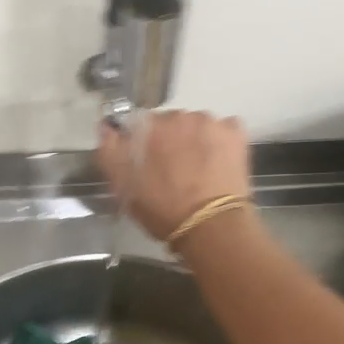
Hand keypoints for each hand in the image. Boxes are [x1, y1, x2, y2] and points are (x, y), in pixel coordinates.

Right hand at [97, 110, 251, 241]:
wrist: (211, 227)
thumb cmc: (163, 210)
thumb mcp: (125, 187)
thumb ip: (110, 153)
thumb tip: (107, 128)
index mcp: (152, 126)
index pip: (141, 124)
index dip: (143, 144)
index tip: (147, 164)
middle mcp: (182, 116)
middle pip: (172, 123)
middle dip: (171, 141)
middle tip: (174, 170)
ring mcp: (213, 123)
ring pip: (198, 126)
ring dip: (196, 141)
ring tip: (198, 169)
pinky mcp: (236, 135)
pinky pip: (224, 130)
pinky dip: (220, 141)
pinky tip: (218, 162)